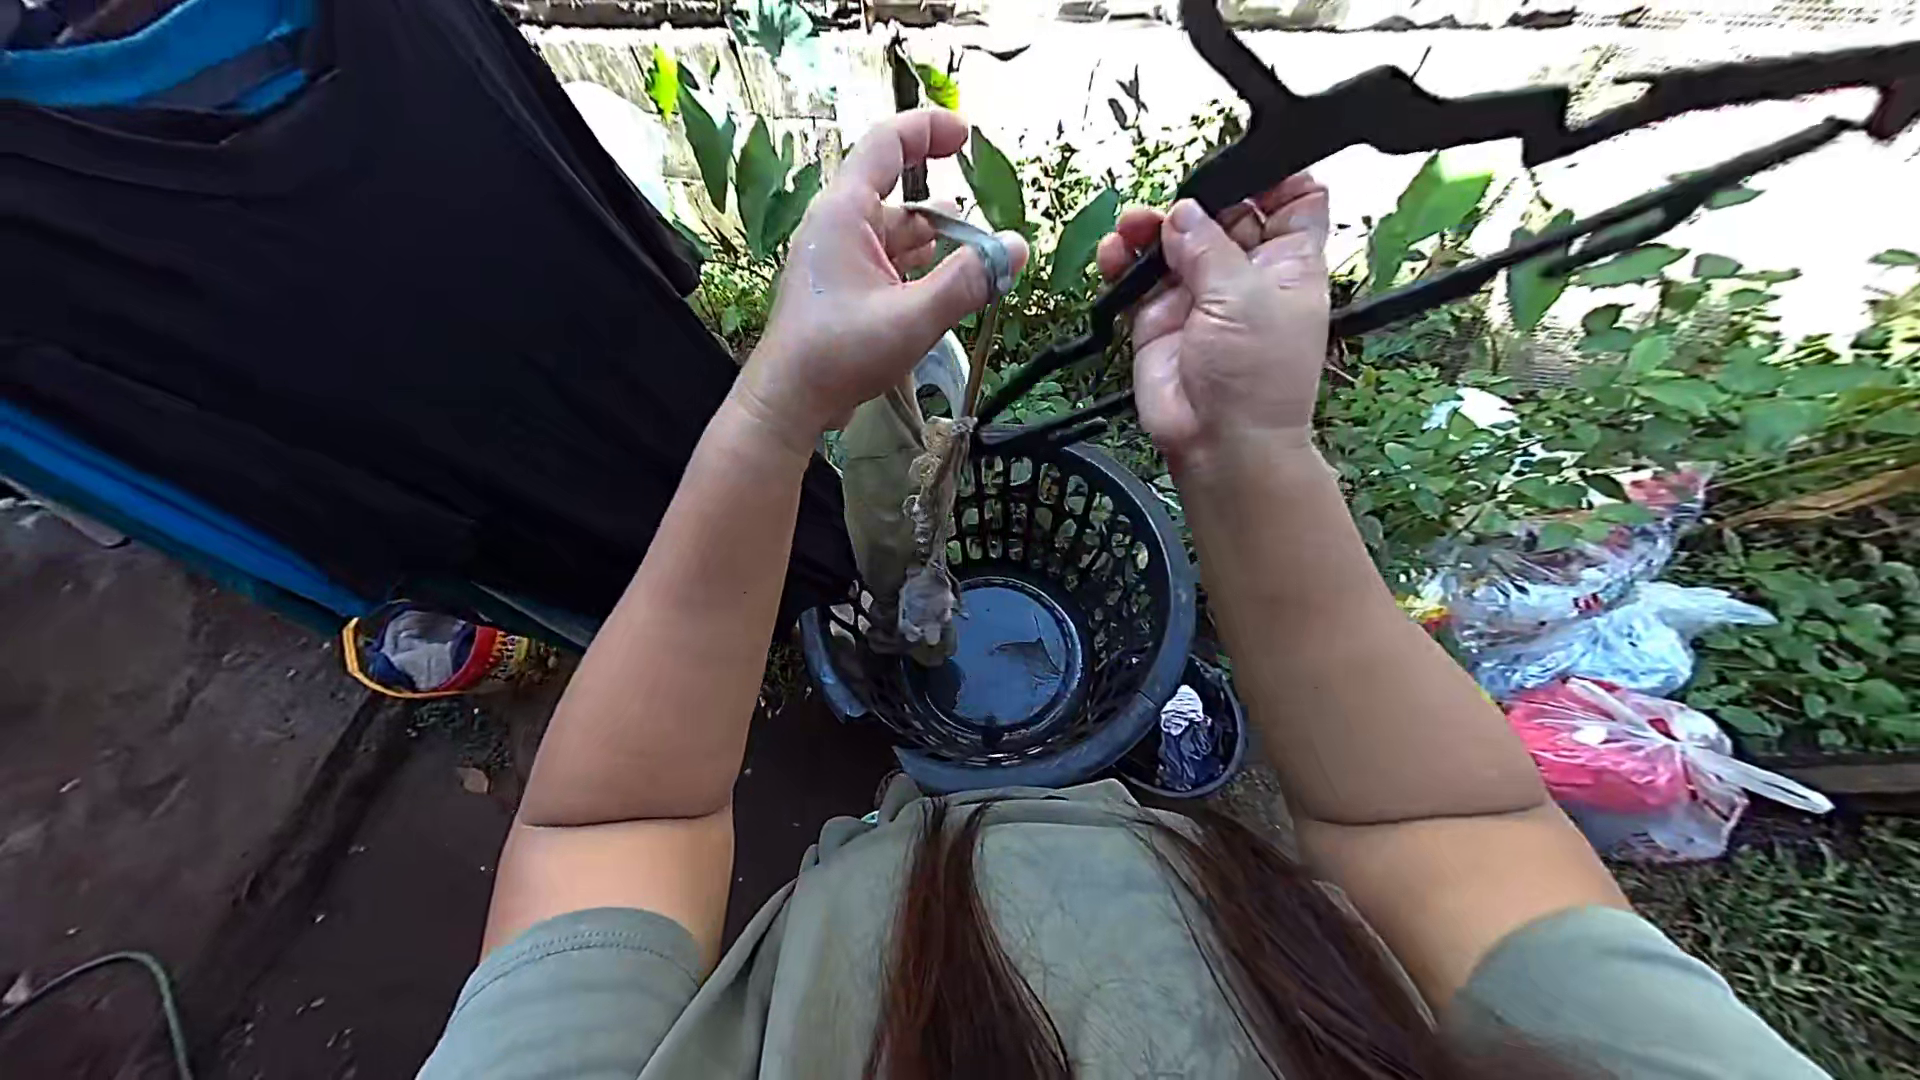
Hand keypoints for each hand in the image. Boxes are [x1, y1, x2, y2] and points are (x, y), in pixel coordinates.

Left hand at [735, 109, 1028, 451]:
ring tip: (973, 268)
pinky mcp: (843, 293)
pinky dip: (917, 275)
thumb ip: (967, 283)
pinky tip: (939, 294)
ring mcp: (839, 263)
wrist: (790, 401)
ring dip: (935, 250)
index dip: (929, 130)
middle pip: (903, 203)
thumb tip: (1015, 248)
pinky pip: (887, 269)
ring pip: (897, 241)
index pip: (888, 145)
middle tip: (987, 245)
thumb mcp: (913, 317)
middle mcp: (839, 228)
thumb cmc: (841, 353)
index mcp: (845, 213)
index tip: (968, 136)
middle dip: (947, 219)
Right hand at [1094, 175, 1329, 469]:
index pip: (1292, 200)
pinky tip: (1114, 254)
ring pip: (1172, 245)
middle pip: (1219, 216)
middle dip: (1195, 202)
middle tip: (1171, 208)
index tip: (1240, 165)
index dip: (1272, 177)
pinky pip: (1137, 280)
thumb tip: (1181, 215)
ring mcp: (1196, 297)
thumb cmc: (1255, 378)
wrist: (1216, 440)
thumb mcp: (1244, 298)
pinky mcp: (1157, 319)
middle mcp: (1240, 276)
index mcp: (1285, 264)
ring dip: (1150, 230)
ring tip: (1130, 229)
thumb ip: (1208, 249)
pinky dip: (1123, 265)